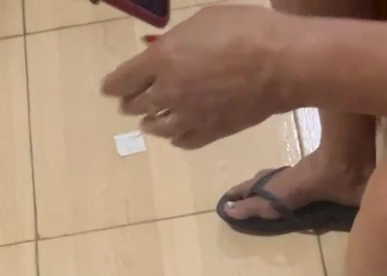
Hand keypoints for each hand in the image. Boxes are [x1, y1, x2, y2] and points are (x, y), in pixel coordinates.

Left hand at [101, 5, 294, 148]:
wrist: (279, 65)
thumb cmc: (244, 30)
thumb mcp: (202, 22)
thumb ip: (177, 43)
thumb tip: (166, 54)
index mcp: (162, 60)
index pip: (124, 80)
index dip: (113, 86)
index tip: (107, 89)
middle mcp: (170, 93)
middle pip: (138, 105)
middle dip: (131, 104)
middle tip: (128, 104)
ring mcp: (191, 117)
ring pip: (159, 128)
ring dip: (151, 124)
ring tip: (149, 124)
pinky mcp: (211, 133)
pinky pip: (185, 141)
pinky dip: (176, 139)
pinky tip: (176, 137)